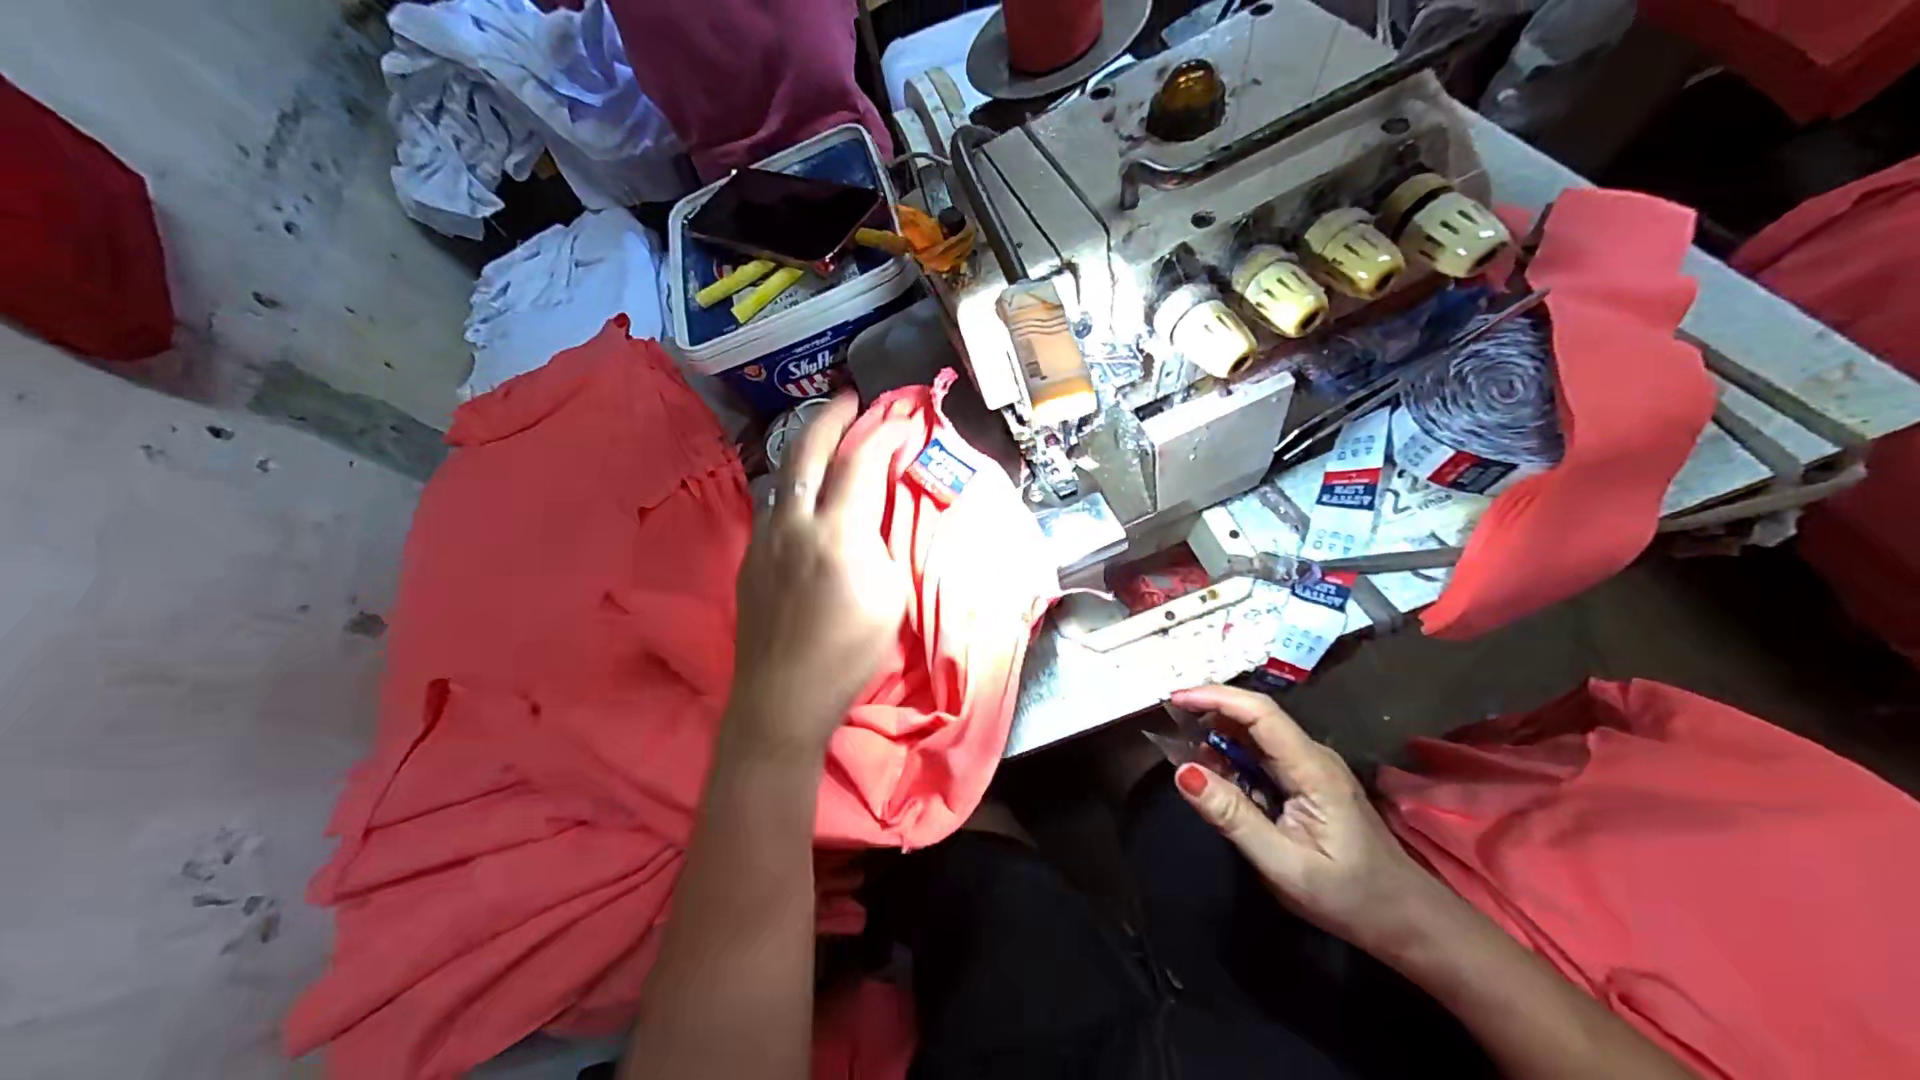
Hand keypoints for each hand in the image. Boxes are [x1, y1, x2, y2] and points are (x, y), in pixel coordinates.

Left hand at [728, 390, 908, 754]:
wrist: (783, 696)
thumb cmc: (849, 653)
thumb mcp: (890, 597)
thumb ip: (882, 545)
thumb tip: (874, 515)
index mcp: (838, 533)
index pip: (861, 462)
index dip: (882, 433)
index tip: (899, 418)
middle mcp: (795, 523)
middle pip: (810, 450)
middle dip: (830, 415)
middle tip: (849, 398)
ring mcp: (766, 538)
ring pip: (784, 474)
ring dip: (807, 446)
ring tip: (825, 436)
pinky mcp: (750, 556)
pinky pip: (774, 504)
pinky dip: (794, 483)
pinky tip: (806, 493)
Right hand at [1170, 684, 1447, 953]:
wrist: (1407, 920)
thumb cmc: (1349, 897)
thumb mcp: (1283, 865)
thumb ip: (1233, 817)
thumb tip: (1183, 772)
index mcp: (1313, 769)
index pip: (1261, 713)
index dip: (1216, 698)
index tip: (1174, 699)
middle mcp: (1313, 756)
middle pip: (1255, 716)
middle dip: (1208, 709)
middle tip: (1166, 720)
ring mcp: (1310, 767)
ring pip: (1255, 734)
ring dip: (1215, 733)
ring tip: (1177, 745)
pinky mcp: (1305, 781)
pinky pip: (1260, 755)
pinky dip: (1229, 755)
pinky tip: (1210, 770)